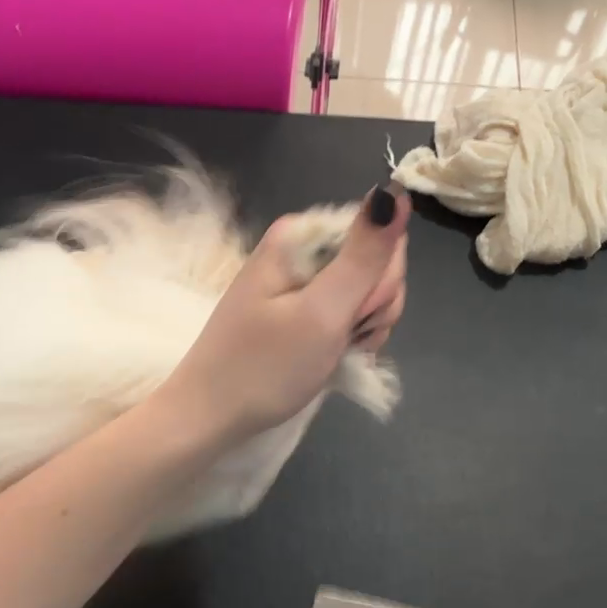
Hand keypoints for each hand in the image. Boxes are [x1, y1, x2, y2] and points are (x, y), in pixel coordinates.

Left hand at [158, 186, 409, 441]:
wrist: (211, 417)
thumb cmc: (263, 367)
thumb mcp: (323, 312)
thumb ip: (365, 255)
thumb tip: (395, 191)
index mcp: (301, 235)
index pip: (380, 233)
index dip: (379, 278)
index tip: (352, 313)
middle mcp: (302, 250)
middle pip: (377, 264)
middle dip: (373, 307)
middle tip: (339, 337)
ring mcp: (303, 283)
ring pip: (369, 293)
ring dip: (364, 328)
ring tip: (331, 352)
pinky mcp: (304, 312)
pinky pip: (351, 315)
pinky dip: (351, 340)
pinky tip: (333, 358)